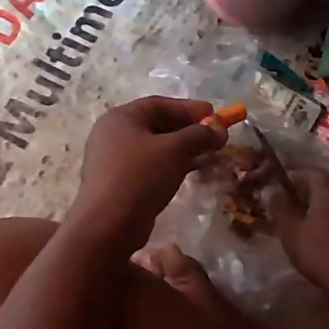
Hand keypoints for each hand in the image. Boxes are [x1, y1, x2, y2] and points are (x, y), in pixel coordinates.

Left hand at [71, 96, 224, 250]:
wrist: (108, 224)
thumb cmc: (140, 177)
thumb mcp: (175, 150)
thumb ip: (200, 135)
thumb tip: (220, 129)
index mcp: (121, 118)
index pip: (159, 104)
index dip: (190, 108)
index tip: (214, 116)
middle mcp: (113, 134)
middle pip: (157, 125)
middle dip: (189, 131)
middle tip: (214, 139)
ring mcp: (114, 160)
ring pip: (155, 148)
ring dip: (183, 151)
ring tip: (208, 157)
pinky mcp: (119, 182)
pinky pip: (150, 166)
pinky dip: (171, 166)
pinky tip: (190, 174)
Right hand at [269, 168, 328, 291]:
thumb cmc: (317, 249)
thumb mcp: (291, 230)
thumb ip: (281, 207)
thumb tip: (271, 189)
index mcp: (328, 192)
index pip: (312, 172)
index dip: (297, 175)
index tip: (284, 183)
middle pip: (325, 187)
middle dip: (308, 192)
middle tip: (291, 203)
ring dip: (320, 207)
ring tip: (304, 219)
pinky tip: (321, 233)